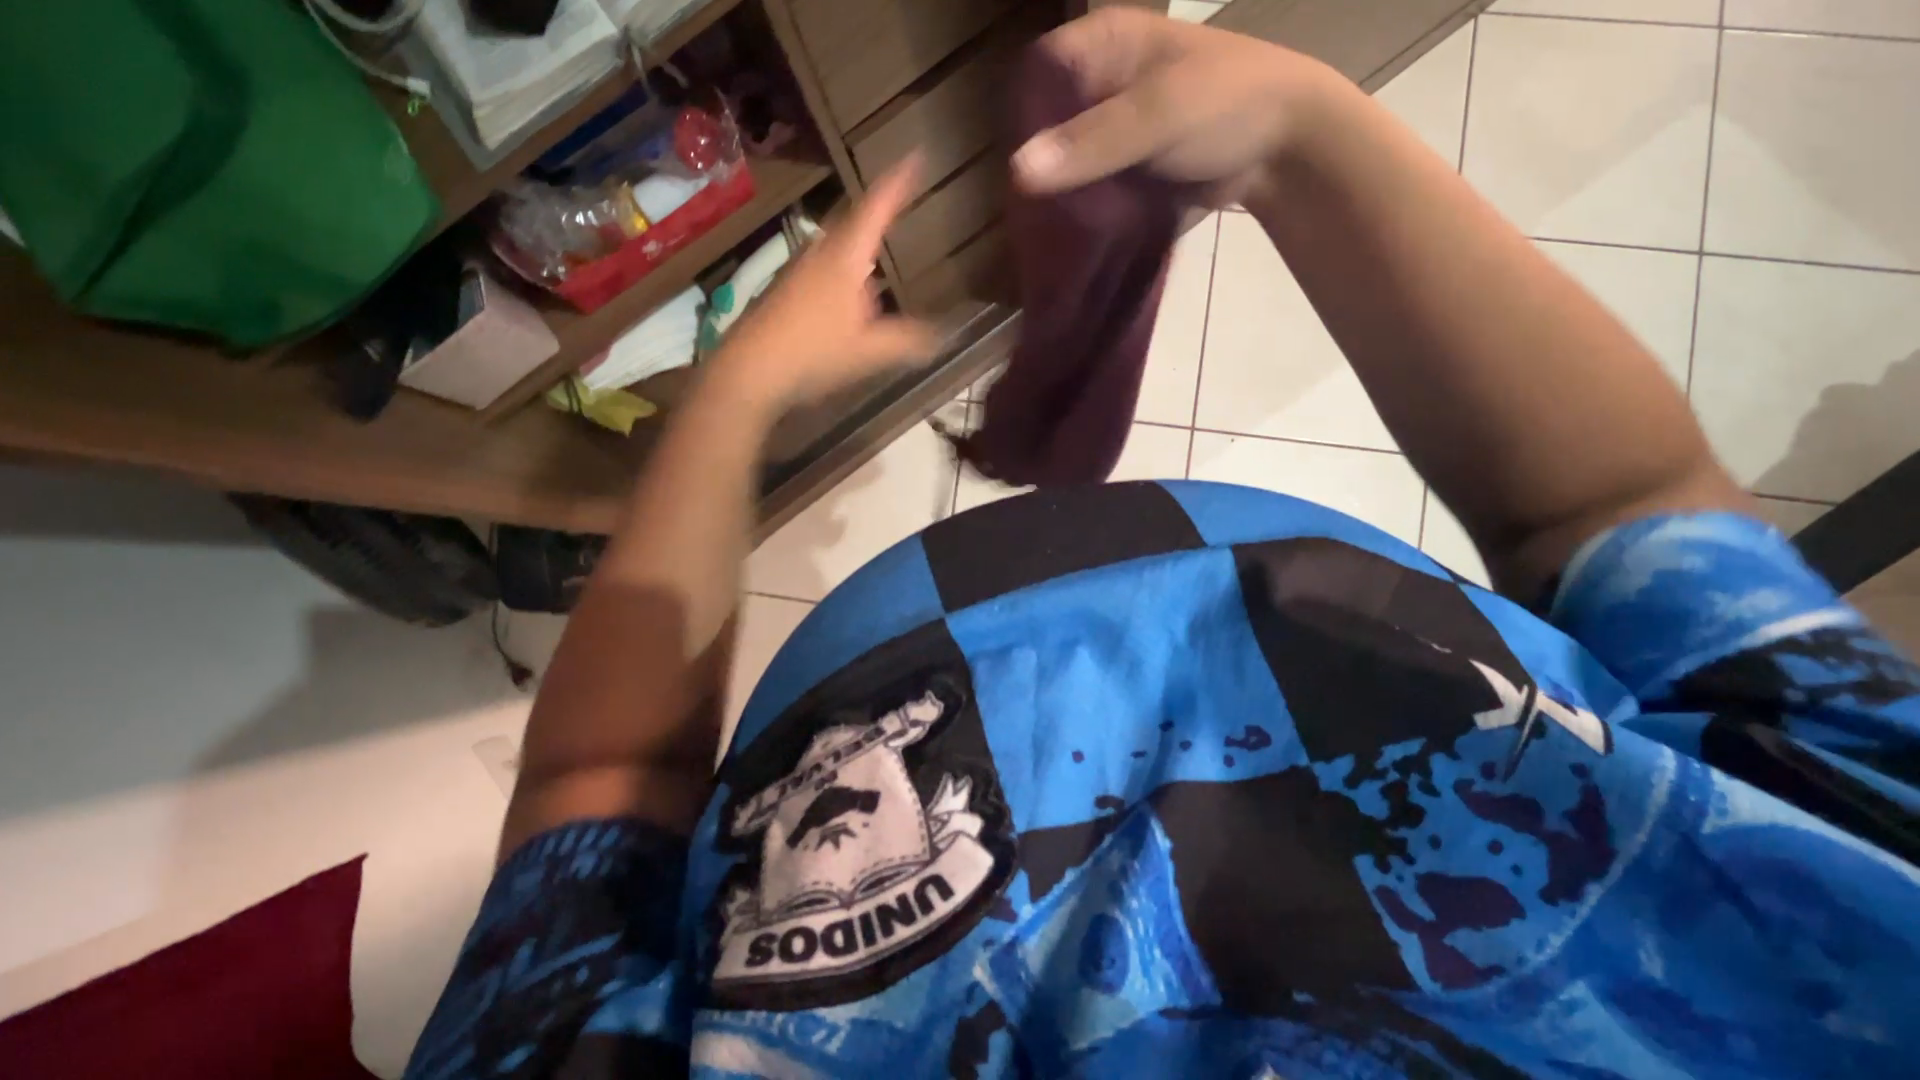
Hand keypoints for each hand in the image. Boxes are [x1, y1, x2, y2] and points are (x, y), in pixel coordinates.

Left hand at [705, 159, 938, 413]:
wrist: (749, 371)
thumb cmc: (812, 353)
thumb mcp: (869, 352)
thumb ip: (907, 340)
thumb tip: (944, 336)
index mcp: (845, 257)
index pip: (876, 209)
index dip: (897, 183)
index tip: (914, 156)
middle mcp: (820, 253)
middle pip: (851, 221)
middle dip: (875, 211)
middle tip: (897, 199)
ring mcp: (797, 270)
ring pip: (834, 245)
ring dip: (857, 245)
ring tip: (877, 253)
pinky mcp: (783, 290)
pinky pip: (821, 266)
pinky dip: (841, 270)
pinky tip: (847, 295)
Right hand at [1011, 8, 1336, 204]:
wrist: (1288, 147)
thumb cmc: (1227, 104)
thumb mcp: (1157, 116)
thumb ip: (1090, 144)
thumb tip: (1018, 173)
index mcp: (1104, 42)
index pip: (1038, 73)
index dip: (1023, 116)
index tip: (1022, 165)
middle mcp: (1101, 80)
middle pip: (1046, 122)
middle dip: (1040, 163)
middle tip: (1032, 206)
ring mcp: (1113, 126)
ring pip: (1065, 159)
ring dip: (1060, 192)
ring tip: (1050, 225)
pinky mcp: (1126, 164)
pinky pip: (1089, 185)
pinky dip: (1083, 207)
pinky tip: (1075, 228)